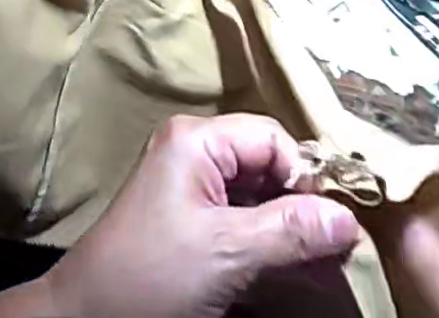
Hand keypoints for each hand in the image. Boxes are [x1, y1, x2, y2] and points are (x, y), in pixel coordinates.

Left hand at [40, 114, 362, 317]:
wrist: (89, 316)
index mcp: (197, 138)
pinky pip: (242, 214)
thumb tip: (349, 219)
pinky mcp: (191, 214)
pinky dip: (268, 237)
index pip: (270, 138)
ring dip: (289, 224)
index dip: (305, 175)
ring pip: (258, 191)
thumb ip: (289, 231)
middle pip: (265, 161)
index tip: (337, 222)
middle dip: (301, 202)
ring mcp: (191, 181)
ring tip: (324, 261)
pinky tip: (293, 265)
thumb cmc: (154, 274)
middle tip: (338, 247)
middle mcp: (195, 148)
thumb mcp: (226, 252)